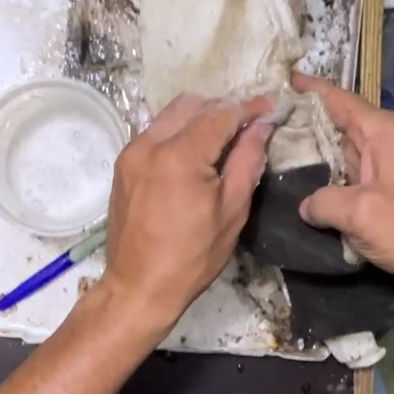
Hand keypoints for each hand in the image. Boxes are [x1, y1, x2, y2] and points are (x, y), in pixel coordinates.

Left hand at [100, 94, 274, 332]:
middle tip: (248, 125)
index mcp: (179, 155)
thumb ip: (247, 162)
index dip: (249, 109)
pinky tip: (193, 153)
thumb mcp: (231, 212)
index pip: (221, 114)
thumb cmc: (191, 258)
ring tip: (222, 138)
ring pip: (169, 115)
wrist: (138, 287)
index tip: (271, 109)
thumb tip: (260, 128)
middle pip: (192, 106)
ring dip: (198, 118)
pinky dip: (176, 133)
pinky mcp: (122, 166)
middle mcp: (150, 144)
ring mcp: (131, 153)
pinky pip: (153, 133)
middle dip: (223, 109)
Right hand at [293, 74, 393, 306]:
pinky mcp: (393, 191)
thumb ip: (323, 202)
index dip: (310, 91)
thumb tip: (307, 205)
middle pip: (341, 125)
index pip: (342, 101)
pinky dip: (332, 179)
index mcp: (386, 132)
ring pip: (346, 153)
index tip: (282, 82)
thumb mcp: (359, 213)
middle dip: (306, 125)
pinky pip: (355, 177)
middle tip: (267, 129)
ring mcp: (393, 167)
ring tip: (277, 157)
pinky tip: (309, 189)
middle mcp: (391, 141)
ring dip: (318, 156)